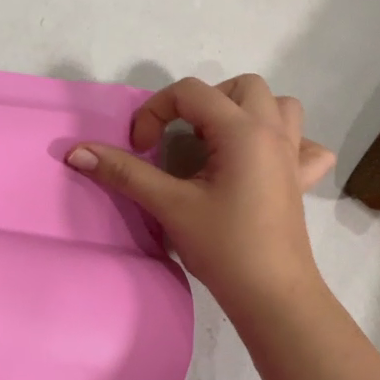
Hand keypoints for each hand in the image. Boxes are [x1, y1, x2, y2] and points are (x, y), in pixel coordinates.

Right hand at [65, 75, 334, 308]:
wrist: (271, 292)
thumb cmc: (222, 244)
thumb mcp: (168, 205)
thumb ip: (123, 172)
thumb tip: (76, 151)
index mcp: (243, 132)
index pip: (191, 92)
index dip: (155, 112)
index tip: (140, 148)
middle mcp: (273, 133)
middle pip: (240, 87)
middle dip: (201, 103)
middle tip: (178, 138)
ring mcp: (292, 155)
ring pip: (278, 105)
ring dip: (242, 113)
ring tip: (215, 142)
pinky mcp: (299, 179)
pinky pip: (302, 143)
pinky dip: (280, 142)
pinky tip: (258, 163)